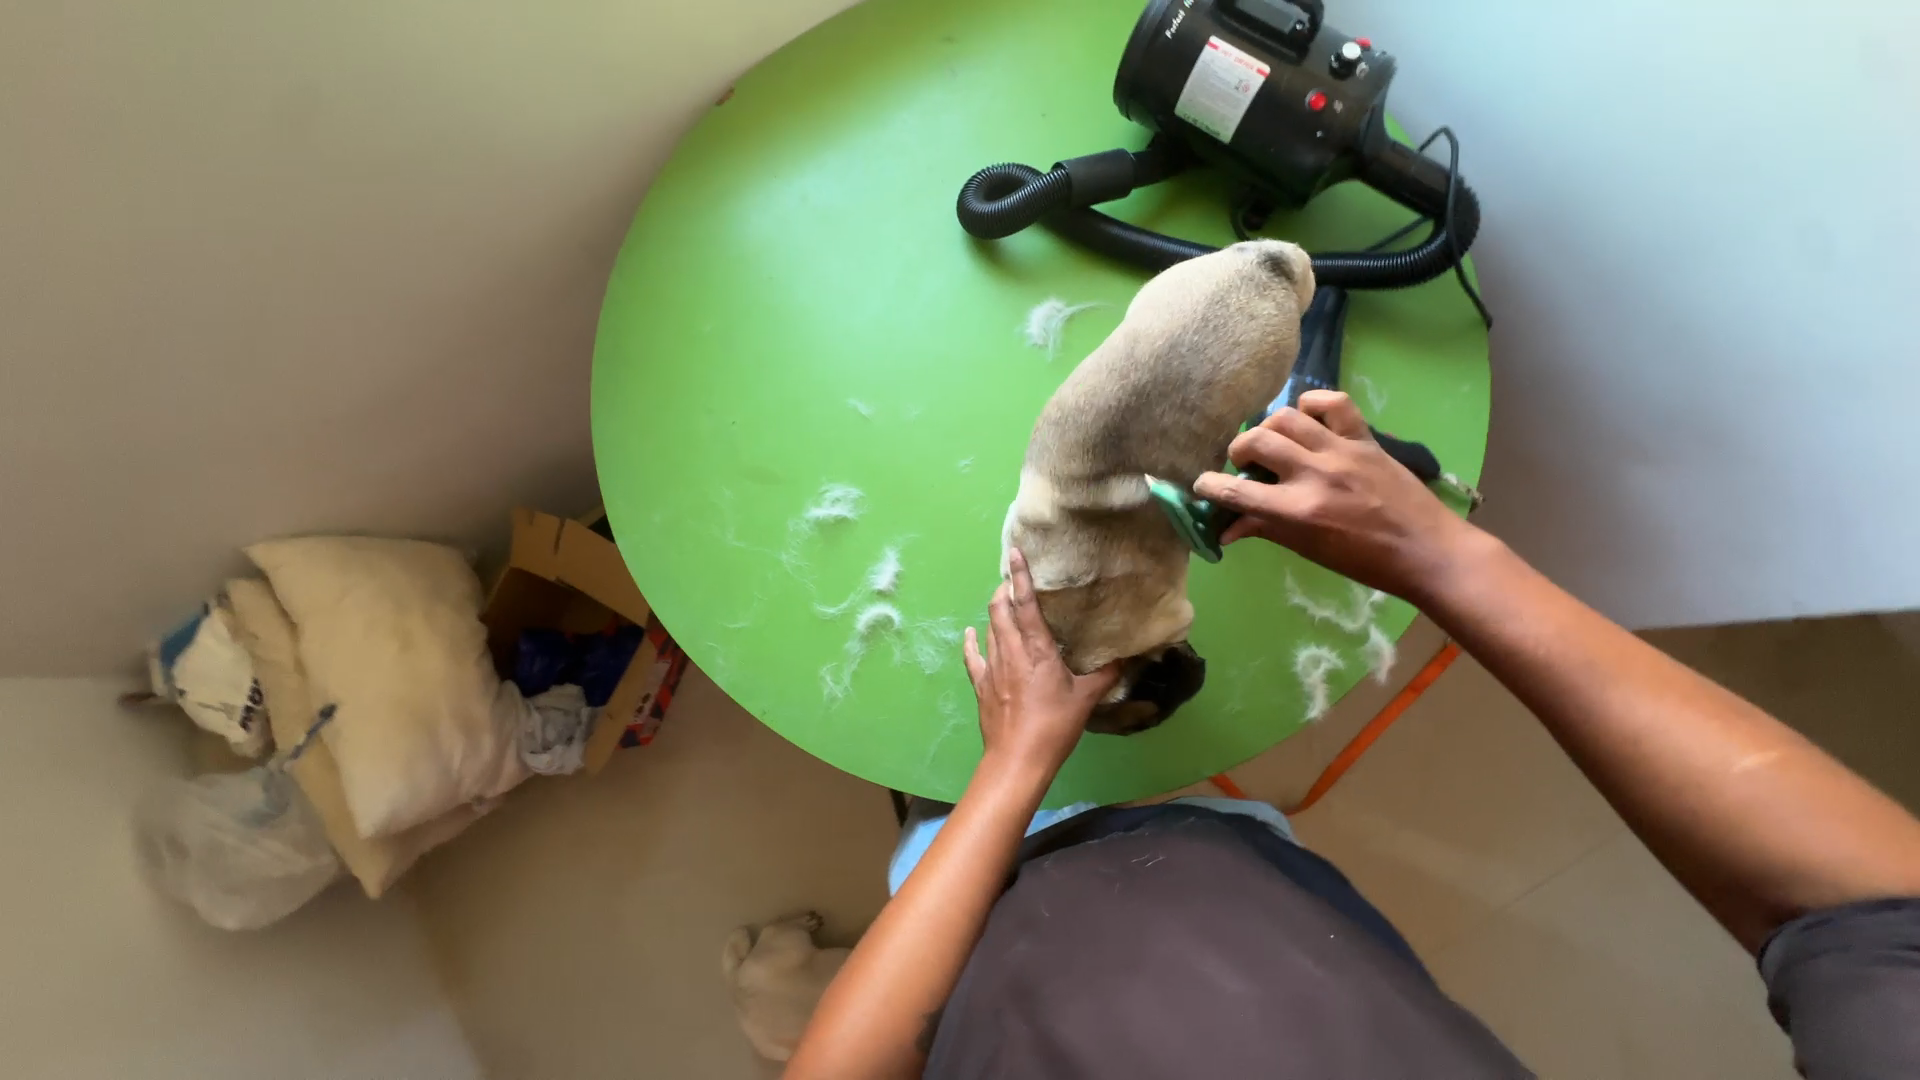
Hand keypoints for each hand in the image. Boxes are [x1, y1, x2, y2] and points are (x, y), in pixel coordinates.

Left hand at [963, 548, 1120, 775]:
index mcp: (1036, 650)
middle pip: (999, 609)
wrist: (1017, 759)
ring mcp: (991, 667)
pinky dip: (973, 640)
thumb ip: (1105, 675)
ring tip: (1003, 602)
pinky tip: (972, 632)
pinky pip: (972, 655)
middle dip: (1004, 589)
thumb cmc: (1054, 726)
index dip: (1020, 576)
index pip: (1025, 603)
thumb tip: (1126, 657)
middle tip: (1012, 579)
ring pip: (988, 628)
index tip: (1015, 553)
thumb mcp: (1086, 699)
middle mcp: (1010, 651)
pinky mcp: (980, 684)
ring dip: (995, 612)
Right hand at [1193, 390, 1483, 601]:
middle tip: (1243, 466)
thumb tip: (1226, 528)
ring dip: (1268, 429)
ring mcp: (1342, 451)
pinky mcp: (1366, 439)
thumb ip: (1265, 529)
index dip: (1209, 486)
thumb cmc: (1363, 560)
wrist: (1428, 551)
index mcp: (1297, 510)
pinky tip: (1307, 420)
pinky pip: (1334, 404)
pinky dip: (1313, 405)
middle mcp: (1315, 474)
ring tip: (1272, 444)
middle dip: (1237, 451)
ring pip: (1286, 418)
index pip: (1236, 490)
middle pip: (1256, 441)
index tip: (1202, 486)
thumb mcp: (1308, 549)